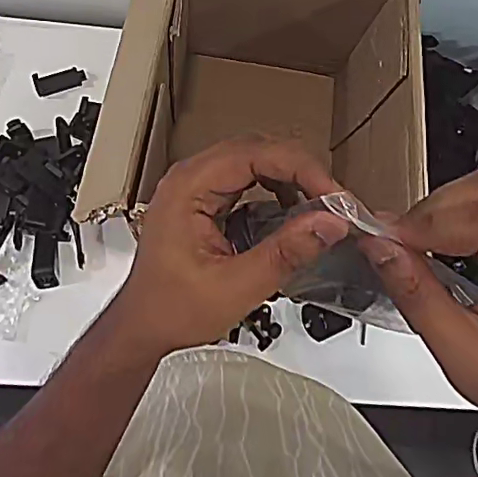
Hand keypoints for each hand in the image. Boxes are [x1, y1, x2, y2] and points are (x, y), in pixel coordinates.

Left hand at [107, 136, 350, 356]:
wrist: (144, 327)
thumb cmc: (172, 309)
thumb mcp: (237, 286)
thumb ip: (286, 252)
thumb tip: (328, 224)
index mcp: (189, 187)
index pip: (257, 154)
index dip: (303, 169)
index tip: (332, 195)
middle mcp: (190, 178)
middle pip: (259, 149)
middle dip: (302, 170)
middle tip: (333, 199)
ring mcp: (196, 186)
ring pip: (256, 159)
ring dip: (291, 177)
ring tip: (319, 203)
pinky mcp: (205, 199)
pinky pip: (248, 177)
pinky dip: (277, 187)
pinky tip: (294, 209)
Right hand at [362, 170, 477, 444]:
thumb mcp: (462, 356)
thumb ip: (419, 296)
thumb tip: (383, 248)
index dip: (431, 224)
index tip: (389, 237)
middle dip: (434, 211)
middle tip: (397, 240)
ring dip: (444, 209)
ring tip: (415, 242)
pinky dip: (457, 213)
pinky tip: (439, 240)